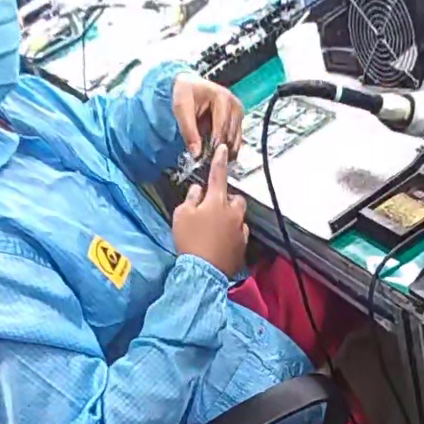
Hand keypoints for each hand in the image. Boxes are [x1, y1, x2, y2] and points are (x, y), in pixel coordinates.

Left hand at [172, 73, 242, 158]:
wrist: (191, 87)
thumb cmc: (185, 94)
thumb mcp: (181, 108)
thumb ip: (189, 131)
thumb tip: (197, 154)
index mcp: (223, 98)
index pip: (222, 129)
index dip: (213, 147)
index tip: (203, 158)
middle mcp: (235, 106)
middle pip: (230, 138)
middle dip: (217, 151)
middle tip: (205, 159)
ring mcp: (238, 115)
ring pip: (234, 144)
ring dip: (222, 153)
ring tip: (209, 156)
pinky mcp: (239, 123)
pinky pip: (236, 144)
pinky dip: (226, 152)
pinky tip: (215, 153)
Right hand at [172, 144, 247, 275]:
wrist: (203, 274)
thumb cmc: (190, 241)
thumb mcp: (181, 215)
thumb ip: (191, 198)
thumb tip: (198, 190)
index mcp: (217, 201)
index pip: (219, 174)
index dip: (219, 160)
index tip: (223, 149)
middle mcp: (234, 214)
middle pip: (236, 200)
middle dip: (228, 200)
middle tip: (214, 208)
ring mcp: (240, 232)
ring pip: (239, 219)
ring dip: (231, 220)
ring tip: (217, 230)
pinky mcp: (242, 249)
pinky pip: (239, 237)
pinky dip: (232, 236)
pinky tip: (222, 244)